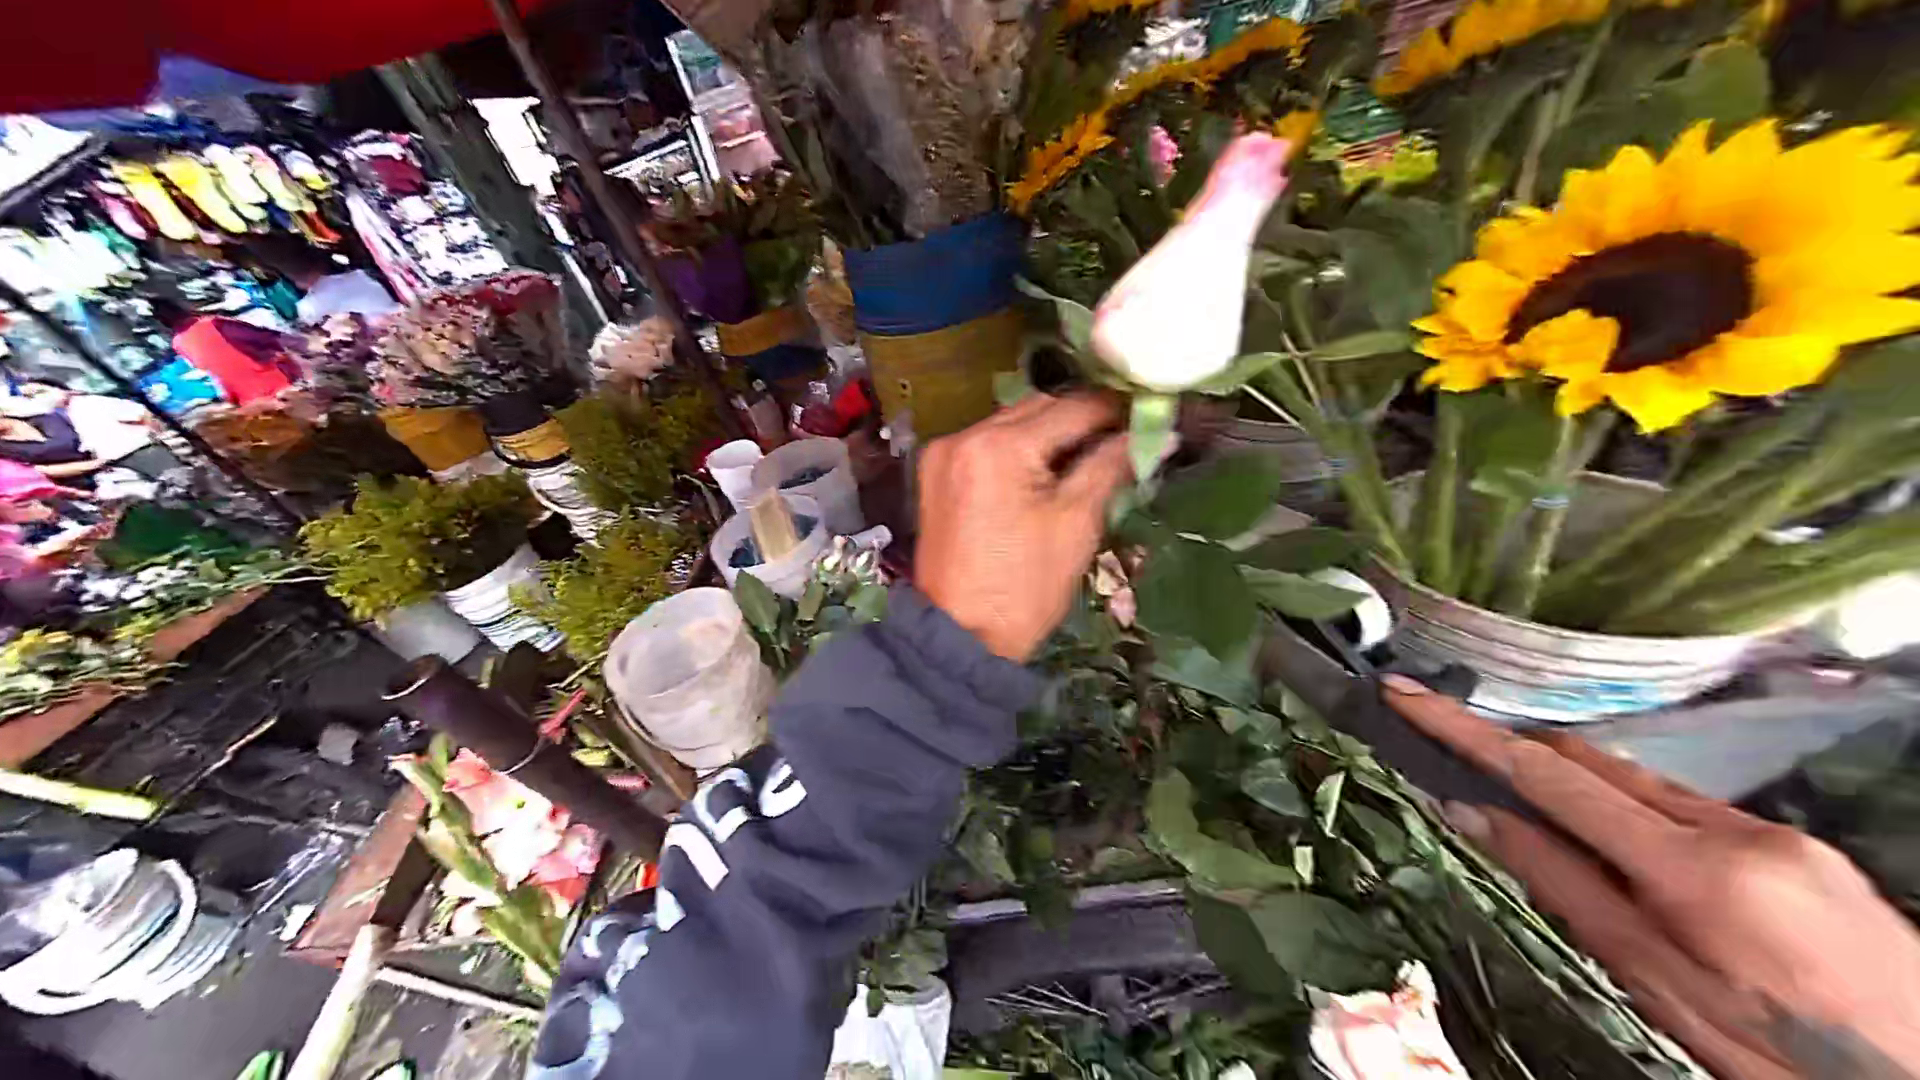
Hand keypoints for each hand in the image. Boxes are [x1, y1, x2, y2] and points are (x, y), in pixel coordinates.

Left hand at [915, 392, 1131, 660]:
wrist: (960, 636)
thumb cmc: (1024, 588)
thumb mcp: (1076, 524)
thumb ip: (1112, 467)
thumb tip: (1156, 435)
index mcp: (998, 446)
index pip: (1071, 408)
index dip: (1114, 411)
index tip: (1146, 417)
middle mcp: (963, 435)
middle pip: (1038, 408)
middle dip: (1080, 420)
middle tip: (1119, 439)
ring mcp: (943, 453)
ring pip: (1011, 423)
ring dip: (1049, 433)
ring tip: (1086, 457)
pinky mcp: (935, 473)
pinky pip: (987, 444)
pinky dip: (1018, 449)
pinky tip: (1044, 470)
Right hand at [1381, 674, 1919, 1079]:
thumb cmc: (1785, 1064)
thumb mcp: (1654, 983)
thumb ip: (1558, 883)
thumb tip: (1468, 809)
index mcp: (1698, 871)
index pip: (1547, 776)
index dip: (1464, 730)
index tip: (1405, 694)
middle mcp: (1741, 830)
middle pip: (1590, 762)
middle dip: (1514, 750)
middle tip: (1450, 751)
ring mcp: (1780, 834)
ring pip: (1636, 782)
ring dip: (1571, 786)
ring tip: (1535, 821)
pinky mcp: (1802, 848)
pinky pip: (1681, 806)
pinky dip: (1626, 811)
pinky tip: (1622, 854)